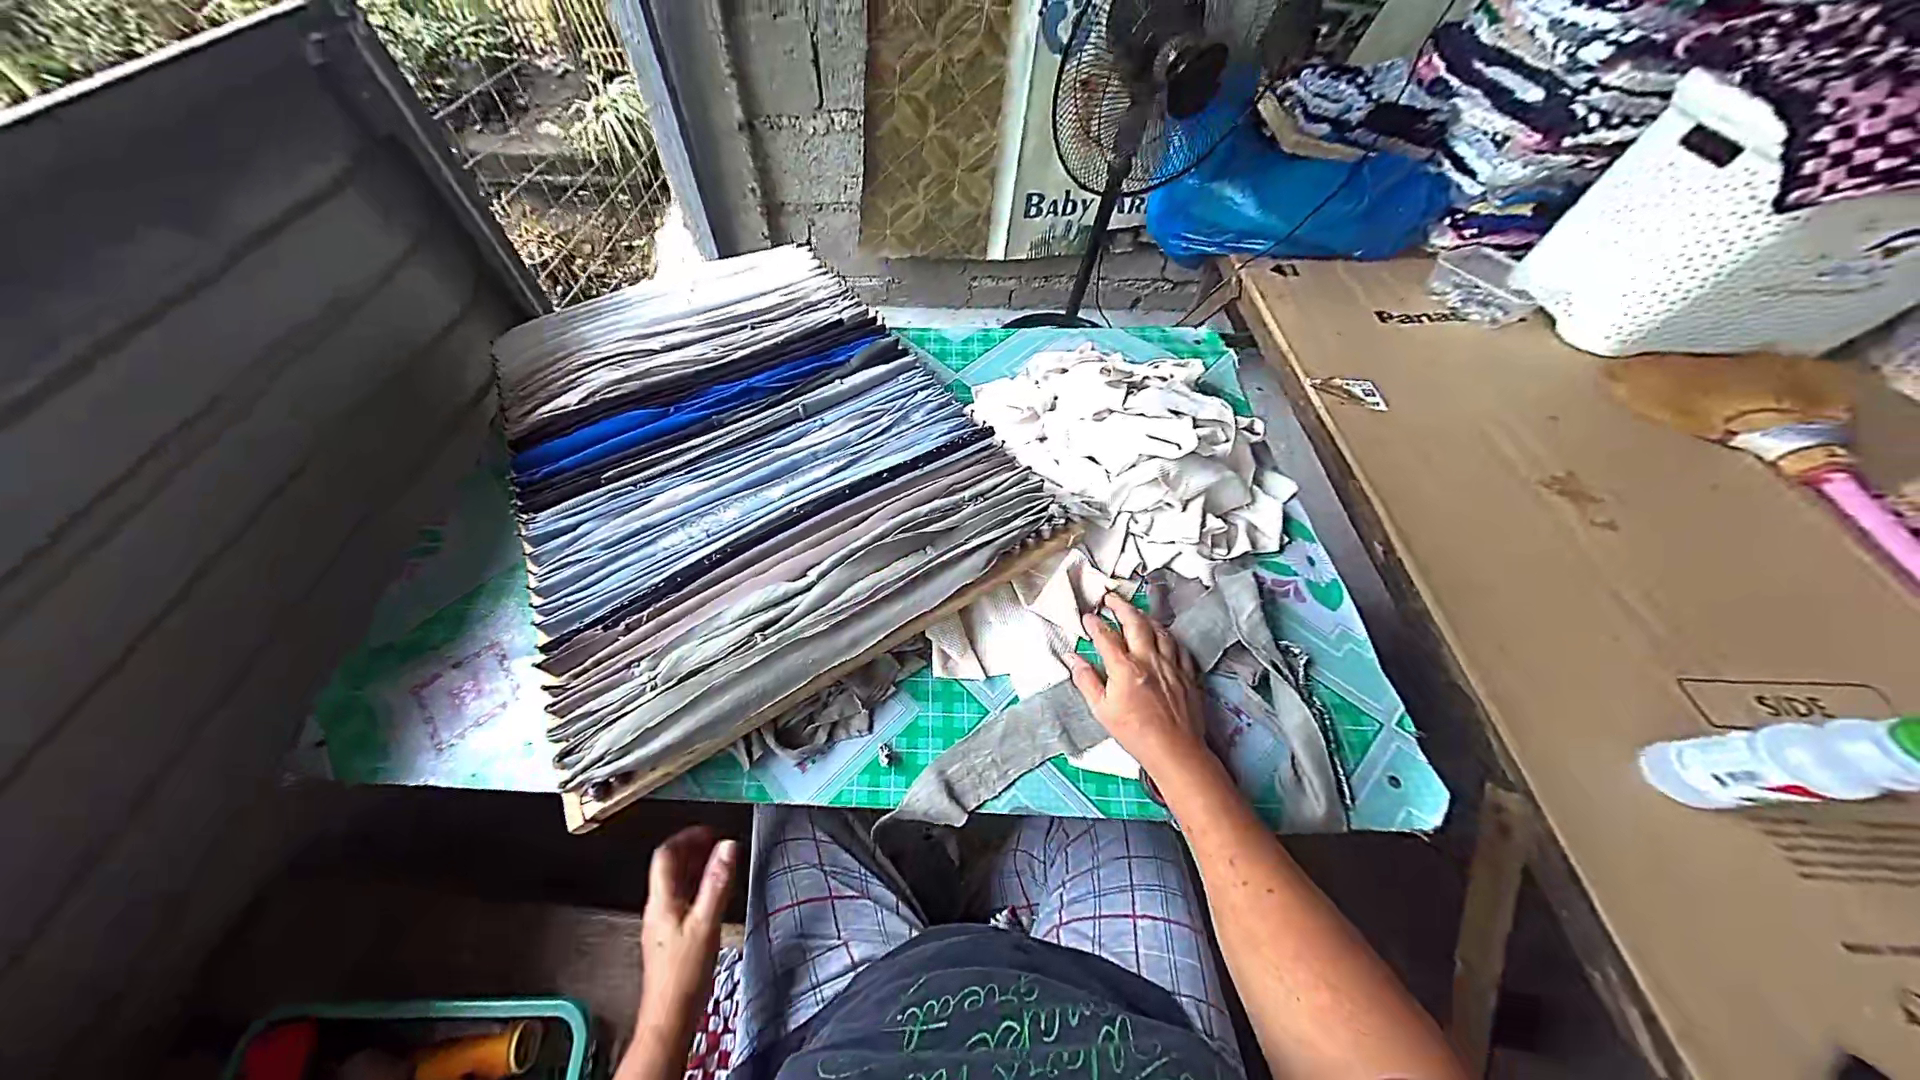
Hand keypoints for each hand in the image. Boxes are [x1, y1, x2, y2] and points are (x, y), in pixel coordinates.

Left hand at [637, 826, 736, 1035]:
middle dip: (693, 848)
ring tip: (718, 858)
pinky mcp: (671, 935)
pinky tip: (713, 890)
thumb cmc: (683, 975)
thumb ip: (717, 883)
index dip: (686, 837)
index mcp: (661, 901)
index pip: (666, 856)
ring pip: (676, 882)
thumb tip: (727, 847)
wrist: (669, 1017)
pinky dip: (697, 885)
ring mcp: (663, 922)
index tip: (708, 830)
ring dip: (696, 866)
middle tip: (716, 839)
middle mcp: (658, 908)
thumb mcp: (706, 923)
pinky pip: (682, 898)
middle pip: (670, 867)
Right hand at [1067, 593, 1213, 780]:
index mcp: (1125, 668)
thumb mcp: (1102, 710)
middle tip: (1111, 599)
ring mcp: (1171, 665)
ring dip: (1145, 618)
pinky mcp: (1187, 674)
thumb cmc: (1136, 734)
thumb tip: (1073, 660)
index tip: (1088, 617)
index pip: (1106, 636)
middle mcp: (1149, 660)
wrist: (1175, 750)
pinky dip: (1167, 637)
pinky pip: (1178, 646)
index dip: (1094, 623)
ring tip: (1136, 613)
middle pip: (1135, 622)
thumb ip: (1086, 680)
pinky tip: (1163, 637)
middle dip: (1121, 606)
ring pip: (1159, 630)